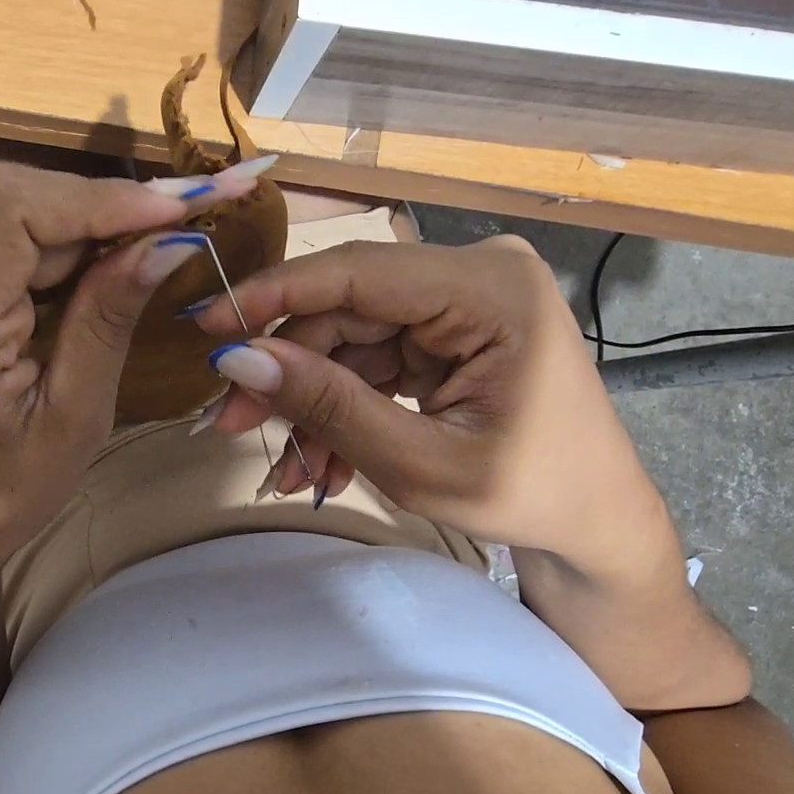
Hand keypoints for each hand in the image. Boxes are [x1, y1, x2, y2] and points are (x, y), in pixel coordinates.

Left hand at [0, 165, 256, 572]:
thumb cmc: (8, 493)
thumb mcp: (73, 418)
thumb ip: (107, 322)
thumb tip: (164, 243)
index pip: (15, 211)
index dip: (101, 198)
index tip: (179, 207)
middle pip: (17, 206)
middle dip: (108, 205)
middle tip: (194, 209)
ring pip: (17, 222)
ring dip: (94, 224)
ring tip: (169, 231)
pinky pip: (9, 253)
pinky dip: (67, 251)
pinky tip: (118, 259)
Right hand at [192, 237, 668, 578]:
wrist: (590, 521)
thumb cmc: (528, 496)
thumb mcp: (418, 463)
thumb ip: (328, 406)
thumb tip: (237, 360)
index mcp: (491, 290)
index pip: (355, 271)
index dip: (271, 296)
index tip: (204, 327)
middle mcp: (475, 277)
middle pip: (345, 310)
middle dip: (287, 373)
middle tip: (231, 425)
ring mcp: (460, 306)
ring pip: (349, 342)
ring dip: (311, 406)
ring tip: (292, 471)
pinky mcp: (448, 336)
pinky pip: (371, 364)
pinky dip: (340, 412)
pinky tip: (322, 464)